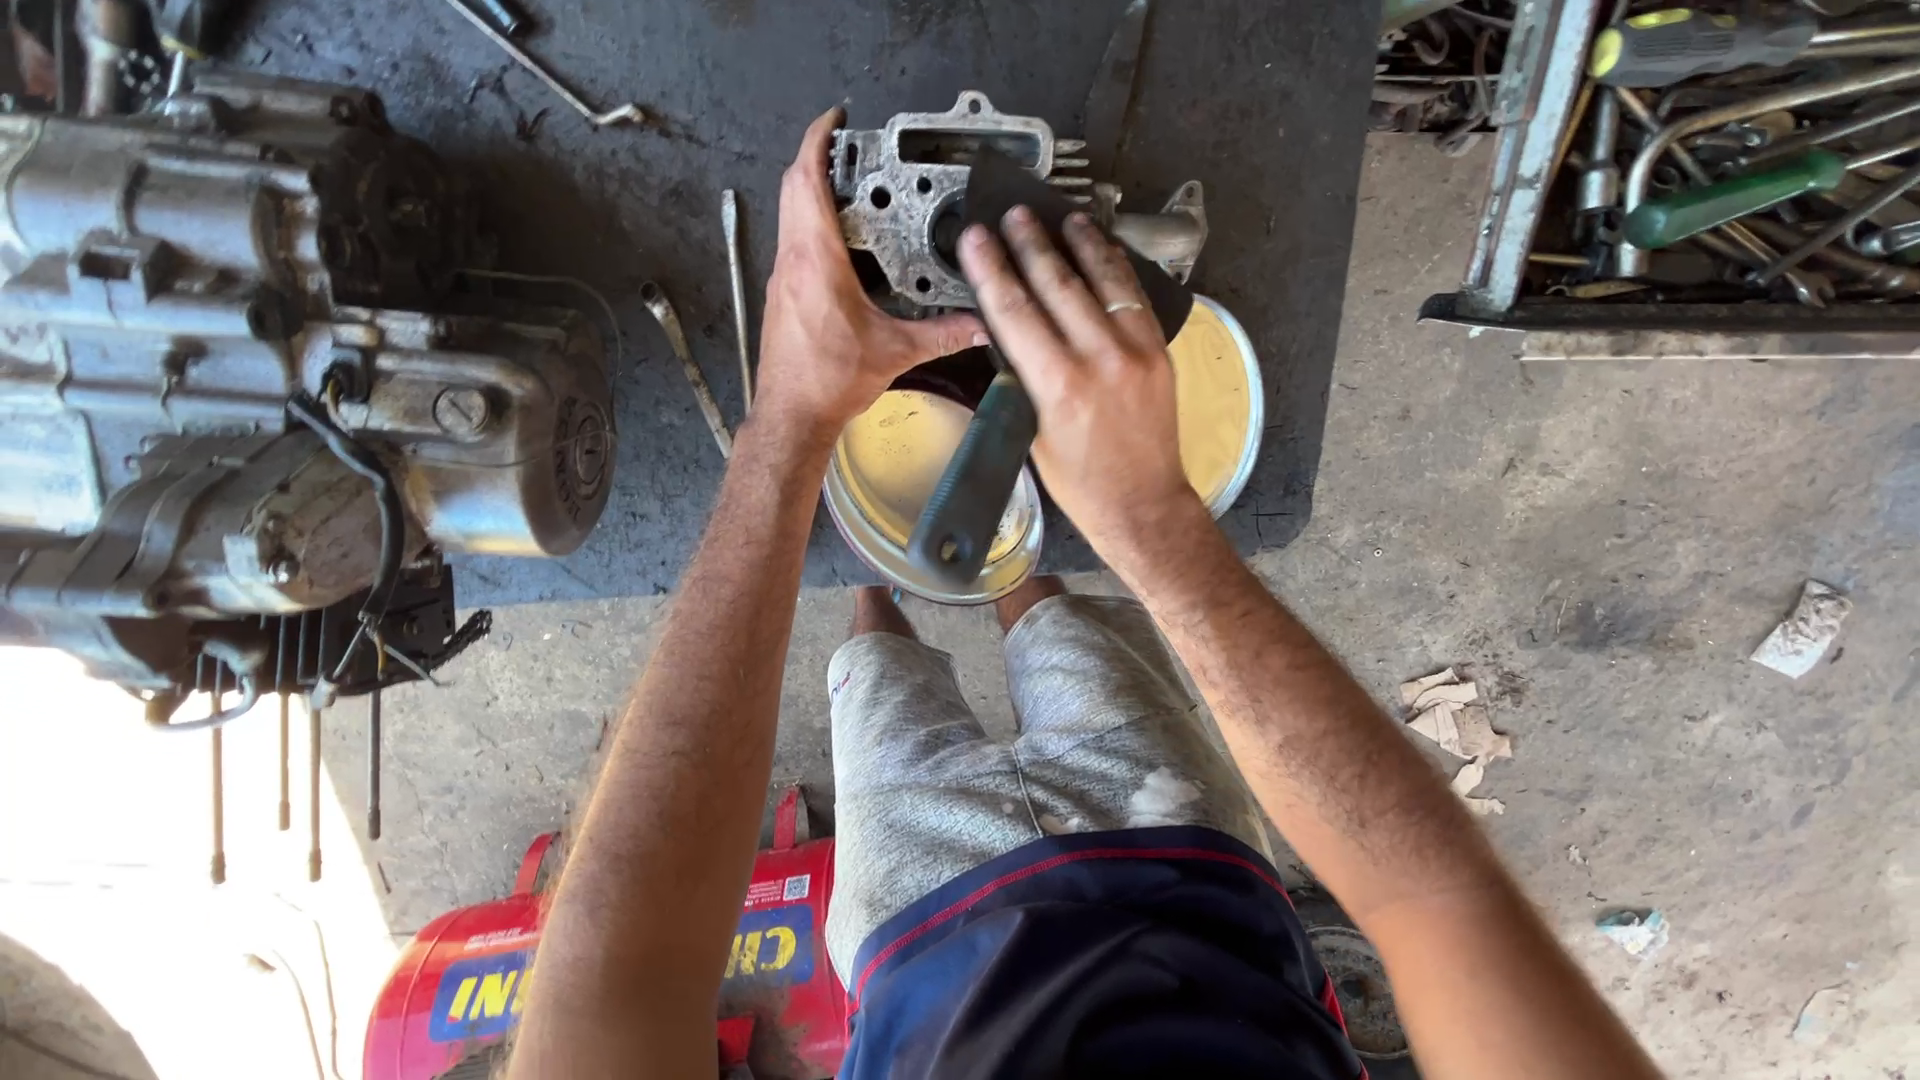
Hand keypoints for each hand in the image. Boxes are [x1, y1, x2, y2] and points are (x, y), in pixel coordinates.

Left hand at [754, 107, 984, 439]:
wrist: (792, 414)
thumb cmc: (827, 382)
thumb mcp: (894, 352)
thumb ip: (942, 335)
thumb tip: (979, 325)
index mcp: (816, 261)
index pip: (806, 180)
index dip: (818, 140)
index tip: (836, 120)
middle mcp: (793, 261)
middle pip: (793, 187)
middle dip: (818, 158)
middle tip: (852, 150)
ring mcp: (783, 277)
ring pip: (789, 214)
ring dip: (812, 190)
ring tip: (850, 187)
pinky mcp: (783, 294)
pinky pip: (793, 242)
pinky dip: (812, 224)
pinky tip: (841, 241)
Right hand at [957, 206, 1202, 555]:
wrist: (1141, 503)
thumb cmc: (1080, 481)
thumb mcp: (1033, 432)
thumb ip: (1023, 378)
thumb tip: (1010, 332)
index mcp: (1058, 387)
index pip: (1015, 311)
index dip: (991, 269)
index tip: (975, 239)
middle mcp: (1100, 360)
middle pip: (1059, 284)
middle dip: (1031, 244)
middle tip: (1014, 214)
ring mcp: (1136, 352)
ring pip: (1104, 280)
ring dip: (1080, 243)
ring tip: (1062, 215)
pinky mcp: (1159, 352)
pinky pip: (1134, 297)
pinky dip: (1117, 268)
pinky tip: (1103, 249)